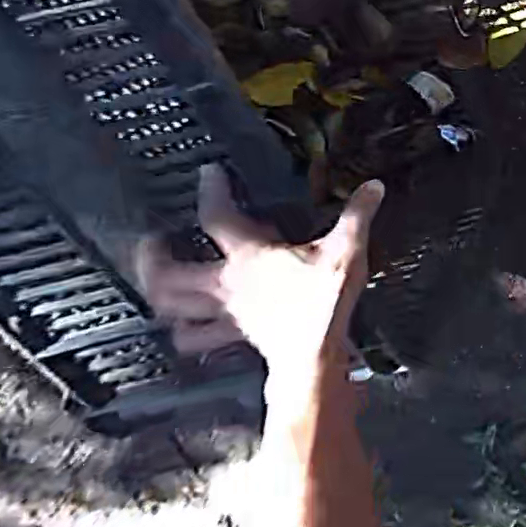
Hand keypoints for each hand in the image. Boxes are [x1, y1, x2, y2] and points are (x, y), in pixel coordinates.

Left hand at [135, 164, 382, 382]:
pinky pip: (194, 337)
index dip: (212, 193)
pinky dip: (184, 332)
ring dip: (156, 293)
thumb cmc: (324, 299)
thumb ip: (358, 214)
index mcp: (249, 258)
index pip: (219, 219)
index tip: (207, 174)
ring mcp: (224, 313)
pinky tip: (187, 327)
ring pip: (169, 306)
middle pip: (167, 273)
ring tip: (155, 282)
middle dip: (152, 256)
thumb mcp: (348, 248)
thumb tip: (373, 186)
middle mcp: (225, 285)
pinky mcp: (232, 336)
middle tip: (152, 240)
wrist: (313, 351)